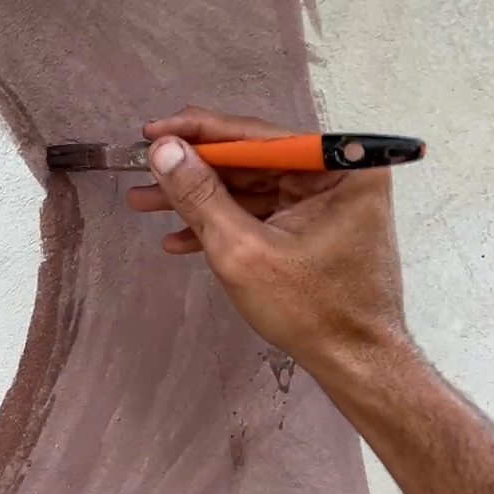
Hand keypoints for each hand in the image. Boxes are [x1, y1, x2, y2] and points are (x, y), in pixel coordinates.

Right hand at [127, 106, 415, 386]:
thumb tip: (164, 151)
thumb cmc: (309, 309)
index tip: (152, 133)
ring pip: (246, 189)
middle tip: (141, 170)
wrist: (351, 360)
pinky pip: (257, 214)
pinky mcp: (310, 226)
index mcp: (338, 167)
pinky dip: (220, 225)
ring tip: (144, 203)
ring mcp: (323, 202)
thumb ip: (200, 196)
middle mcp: (336, 174)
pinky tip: (178, 239)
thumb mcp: (242, 250)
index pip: (255, 136)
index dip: (197, 133)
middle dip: (190, 171)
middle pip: (248, 161)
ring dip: (196, 200)